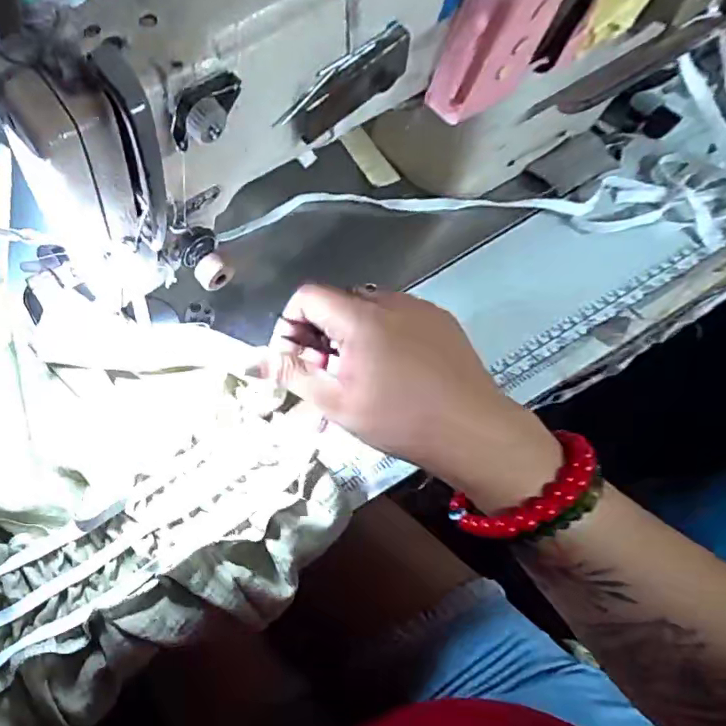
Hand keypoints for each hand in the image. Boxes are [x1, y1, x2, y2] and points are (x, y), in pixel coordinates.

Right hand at [267, 284, 561, 507]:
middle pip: (337, 302)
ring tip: (361, 378)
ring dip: (351, 337)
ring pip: (368, 311)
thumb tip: (253, 361)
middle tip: (326, 376)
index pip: (308, 295)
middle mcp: (390, 301)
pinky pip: (399, 318)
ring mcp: (420, 308)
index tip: (297, 361)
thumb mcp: (336, 403)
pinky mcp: (442, 321)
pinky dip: (383, 338)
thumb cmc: (397, 419)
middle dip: (320, 335)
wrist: (471, 430)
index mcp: (359, 316)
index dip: (291, 324)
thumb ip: (292, 375)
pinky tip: (394, 373)